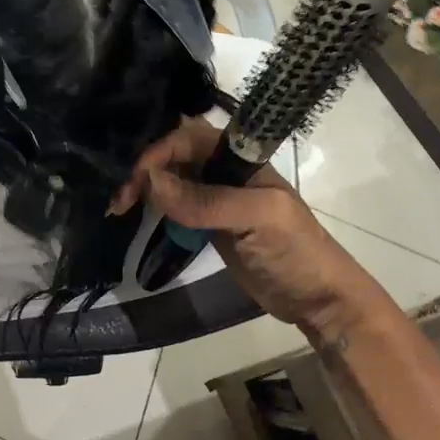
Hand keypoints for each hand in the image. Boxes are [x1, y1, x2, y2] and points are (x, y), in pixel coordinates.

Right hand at [111, 121, 388, 341]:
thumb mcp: (256, 219)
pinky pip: (175, 205)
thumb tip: (151, 183)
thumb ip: (205, 201)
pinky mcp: (208, 224)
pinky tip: (134, 214)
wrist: (320, 302)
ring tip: (120, 207)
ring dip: (144, 188)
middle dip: (144, 169)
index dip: (160, 152)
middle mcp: (224, 170)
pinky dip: (154, 207)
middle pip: (174, 155)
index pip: (189, 137)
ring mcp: (215, 197)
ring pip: (170, 179)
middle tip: (121, 198)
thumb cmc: (297, 251)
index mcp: (240, 157)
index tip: (138, 178)